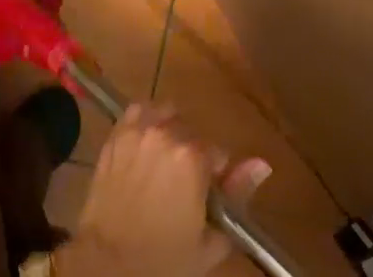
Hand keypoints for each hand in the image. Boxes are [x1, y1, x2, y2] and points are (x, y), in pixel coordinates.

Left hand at [52, 104, 270, 275]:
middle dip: (193, 155)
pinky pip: (136, 112)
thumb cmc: (164, 257)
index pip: (219, 154)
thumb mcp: (211, 239)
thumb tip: (263, 164)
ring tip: (164, 162)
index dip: (216, 177)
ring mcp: (137, 131)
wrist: (109, 260)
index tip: (206, 197)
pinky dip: (145, 121)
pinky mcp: (115, 136)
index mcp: (194, 158)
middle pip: (192, 134)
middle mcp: (166, 135)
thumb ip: (238, 194)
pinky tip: (145, 143)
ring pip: (165, 115)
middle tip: (183, 186)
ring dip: (170, 132)